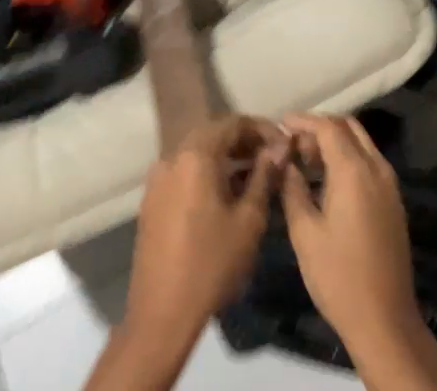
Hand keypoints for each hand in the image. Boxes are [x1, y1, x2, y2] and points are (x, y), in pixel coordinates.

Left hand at [125, 115, 286, 337]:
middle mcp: (171, 159)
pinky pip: (184, 172)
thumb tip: (279, 147)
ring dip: (226, 157)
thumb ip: (266, 175)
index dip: (262, 128)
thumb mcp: (250, 218)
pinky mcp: (151, 202)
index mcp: (196, 156)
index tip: (284, 144)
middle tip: (272, 157)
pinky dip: (207, 173)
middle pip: (212, 133)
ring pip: (197, 153)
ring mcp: (157, 181)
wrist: (162, 313)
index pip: (233, 122)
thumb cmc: (212, 263)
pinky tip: (227, 195)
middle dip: (244, 141)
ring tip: (255, 176)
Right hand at [279, 114, 422, 349]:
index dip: (303, 121)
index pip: (329, 128)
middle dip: (320, 127)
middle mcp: (378, 168)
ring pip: (362, 144)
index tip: (279, 122)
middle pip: (350, 128)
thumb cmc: (337, 275)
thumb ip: (293, 189)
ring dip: (335, 142)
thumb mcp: (304, 232)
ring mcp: (390, 184)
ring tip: (302, 159)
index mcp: (355, 171)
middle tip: (290, 142)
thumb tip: (285, 161)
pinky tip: (324, 178)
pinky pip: (369, 163)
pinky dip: (347, 158)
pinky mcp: (393, 200)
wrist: (383, 315)